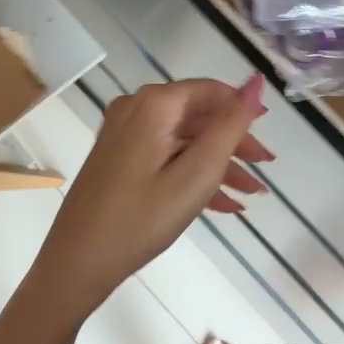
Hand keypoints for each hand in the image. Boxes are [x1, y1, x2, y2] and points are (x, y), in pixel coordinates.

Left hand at [26, 76, 271, 318]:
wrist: (77, 262)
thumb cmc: (142, 219)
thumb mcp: (197, 174)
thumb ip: (230, 126)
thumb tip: (257, 81)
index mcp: (154, 105)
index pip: (211, 91)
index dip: (244, 110)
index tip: (267, 138)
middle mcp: (136, 109)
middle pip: (197, 114)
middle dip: (234, 142)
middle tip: (264, 172)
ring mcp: (123, 134)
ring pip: (184, 139)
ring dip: (218, 164)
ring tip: (251, 194)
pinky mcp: (118, 159)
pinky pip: (165, 156)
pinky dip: (192, 175)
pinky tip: (223, 205)